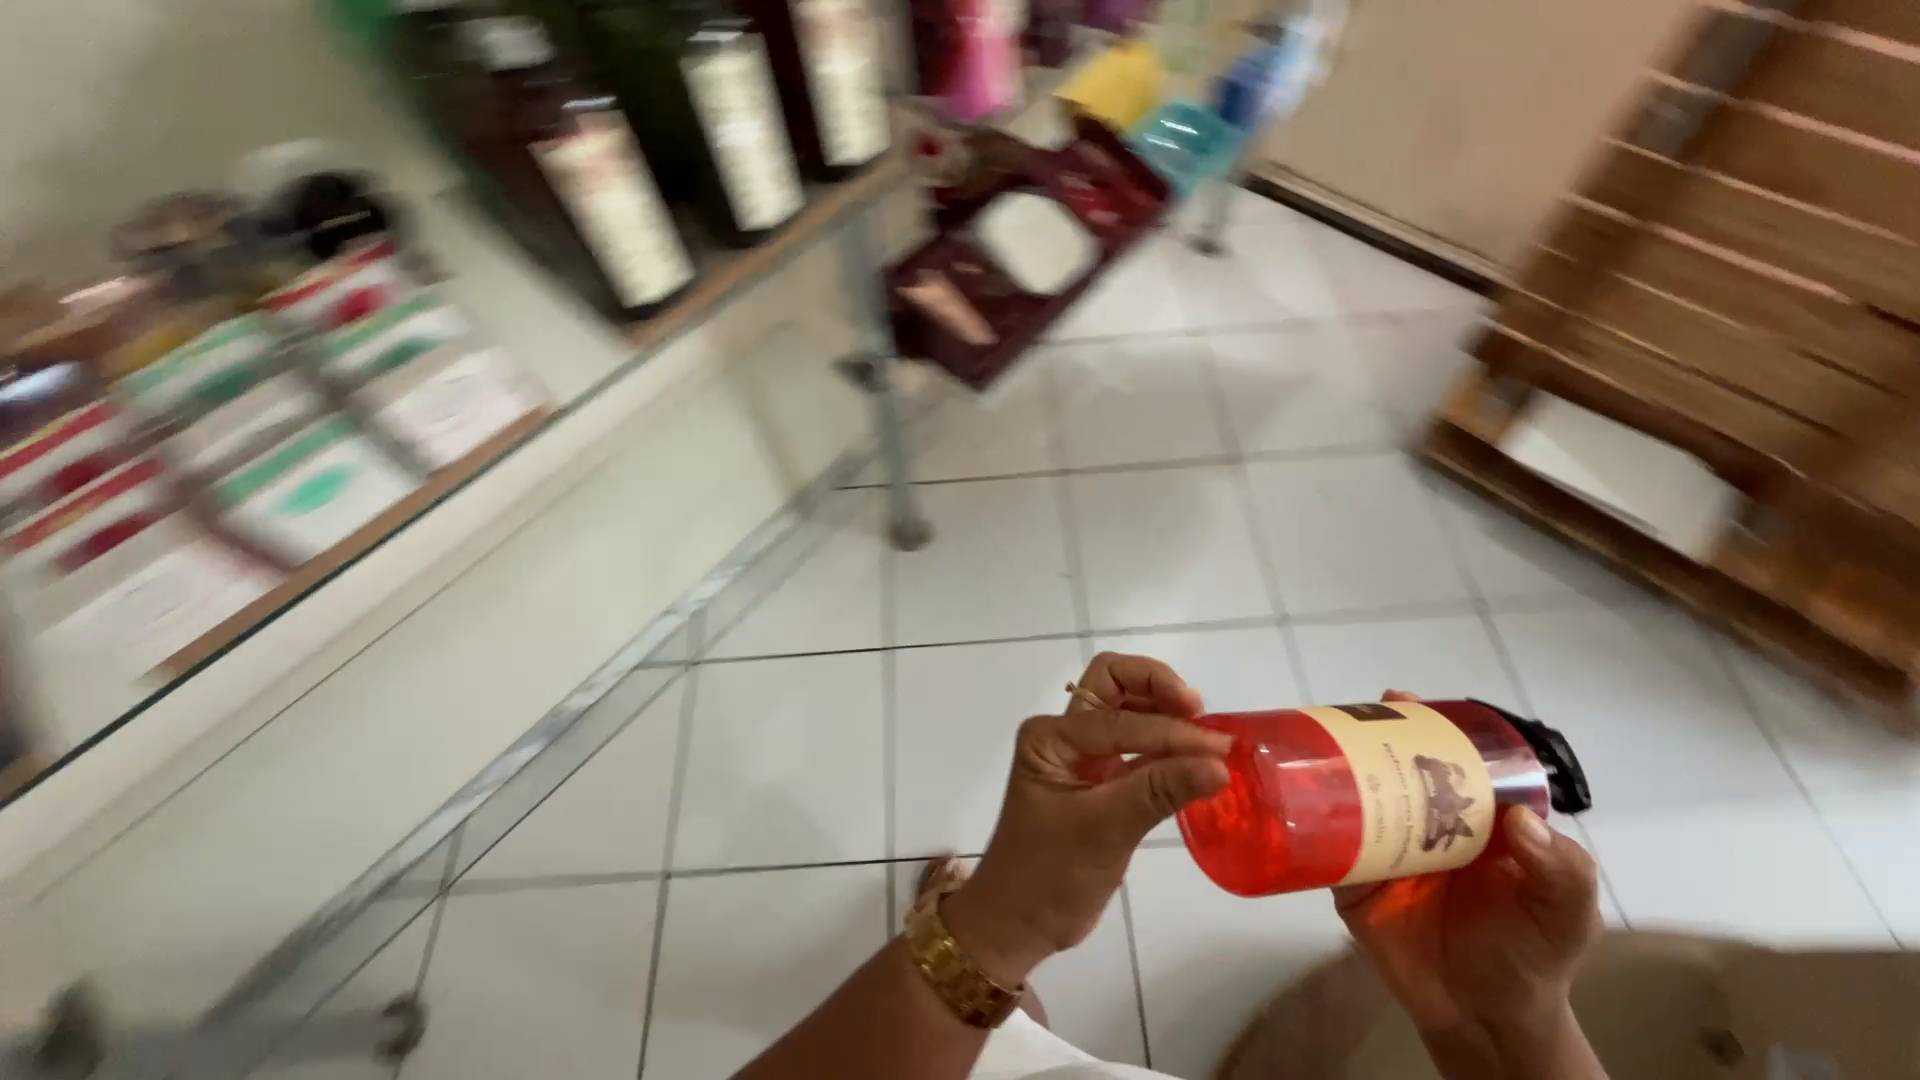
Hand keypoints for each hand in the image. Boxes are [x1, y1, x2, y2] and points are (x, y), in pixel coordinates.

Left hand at [942, 653, 1225, 983]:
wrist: (1019, 924)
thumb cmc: (1047, 875)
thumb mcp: (1102, 831)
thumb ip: (1158, 792)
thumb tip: (1220, 765)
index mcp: (1050, 736)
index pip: (1117, 718)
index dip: (1169, 731)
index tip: (1219, 750)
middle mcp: (1064, 735)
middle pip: (1114, 683)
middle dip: (1158, 686)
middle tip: (1199, 712)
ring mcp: (1083, 756)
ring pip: (1128, 709)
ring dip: (1166, 712)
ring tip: (1206, 736)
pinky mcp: (1103, 781)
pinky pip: (1139, 748)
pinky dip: (1168, 747)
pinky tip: (1198, 762)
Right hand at [1335, 692, 1601, 1039]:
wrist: (1479, 1018)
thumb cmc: (1529, 957)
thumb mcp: (1565, 916)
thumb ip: (1561, 872)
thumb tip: (1521, 820)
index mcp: (1469, 820)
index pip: (1443, 761)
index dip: (1424, 727)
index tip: (1402, 700)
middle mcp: (1420, 824)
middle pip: (1389, 769)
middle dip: (1366, 735)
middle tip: (1345, 713)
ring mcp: (1380, 850)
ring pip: (1352, 797)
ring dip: (1329, 767)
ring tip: (1309, 743)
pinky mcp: (1348, 879)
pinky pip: (1323, 844)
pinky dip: (1304, 821)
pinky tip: (1287, 798)